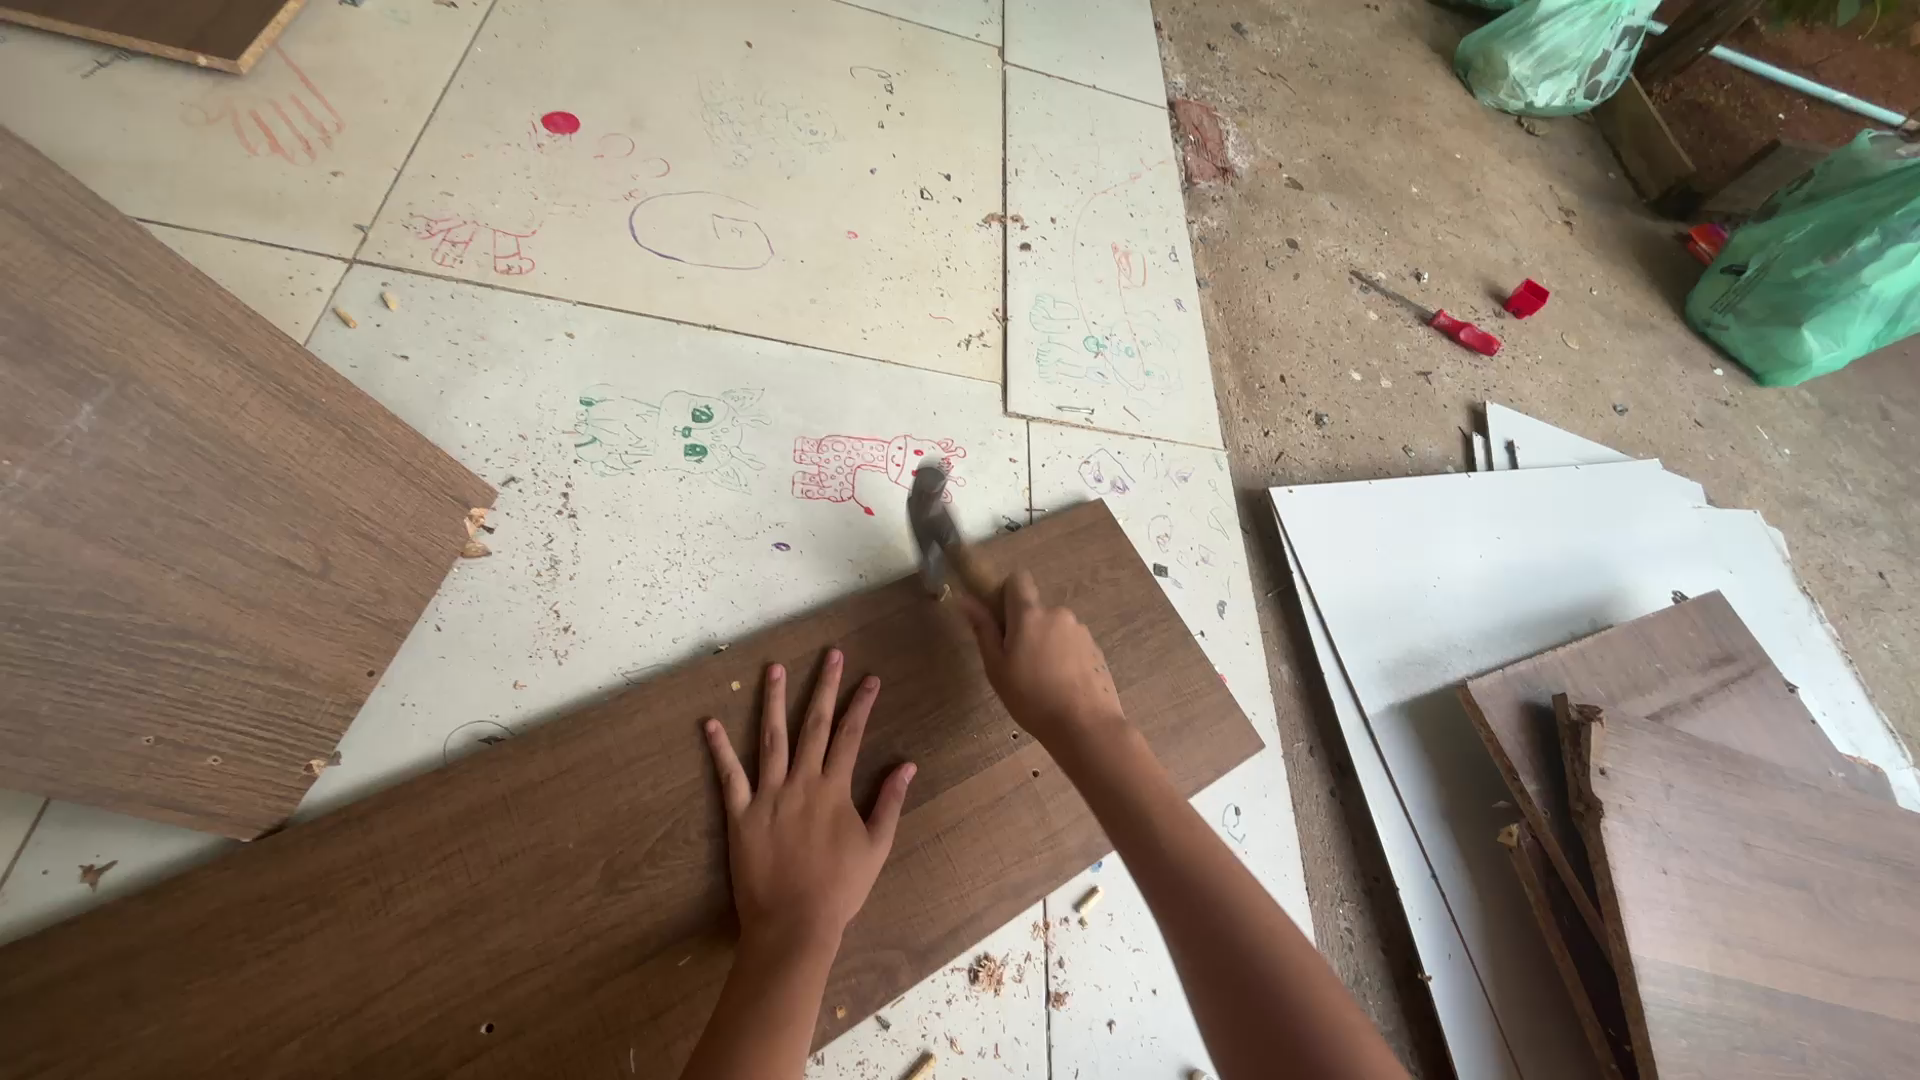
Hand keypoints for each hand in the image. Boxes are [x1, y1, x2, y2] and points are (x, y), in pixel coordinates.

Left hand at [702, 651, 914, 955]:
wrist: (793, 925)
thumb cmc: (840, 889)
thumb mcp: (876, 846)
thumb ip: (890, 802)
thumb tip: (907, 764)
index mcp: (834, 789)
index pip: (851, 735)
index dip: (861, 704)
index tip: (870, 679)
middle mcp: (802, 782)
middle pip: (815, 725)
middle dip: (825, 687)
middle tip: (831, 656)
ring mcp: (768, 796)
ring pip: (771, 738)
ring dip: (773, 701)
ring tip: (775, 668)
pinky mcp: (741, 814)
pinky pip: (729, 776)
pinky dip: (719, 749)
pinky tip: (709, 722)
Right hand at [958, 571, 1128, 747]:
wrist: (1085, 726)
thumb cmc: (1031, 698)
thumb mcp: (997, 668)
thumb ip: (983, 629)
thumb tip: (965, 599)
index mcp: (1030, 614)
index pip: (1018, 578)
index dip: (1006, 593)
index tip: (1000, 620)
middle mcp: (1058, 613)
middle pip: (1036, 609)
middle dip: (1025, 628)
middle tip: (1017, 663)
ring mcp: (1081, 631)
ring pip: (1054, 628)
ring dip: (1046, 643)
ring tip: (1042, 681)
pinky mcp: (1096, 649)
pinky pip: (1072, 644)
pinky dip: (1064, 657)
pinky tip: (1062, 686)